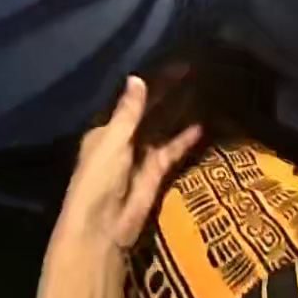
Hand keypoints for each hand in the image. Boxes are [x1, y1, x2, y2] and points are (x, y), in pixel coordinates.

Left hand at [55, 77, 202, 252]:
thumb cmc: (99, 178)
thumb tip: (137, 78)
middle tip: (187, 73)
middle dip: (164, 97)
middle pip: (147, 114)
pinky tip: (199, 128)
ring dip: (175, 115)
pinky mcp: (154, 174)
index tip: (167, 67)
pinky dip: (183, 141)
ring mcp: (139, 157)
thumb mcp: (113, 141)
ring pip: (160, 130)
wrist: (102, 229)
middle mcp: (122, 141)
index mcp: (105, 131)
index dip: (146, 87)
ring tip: (197, 93)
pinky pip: (170, 152)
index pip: (128, 103)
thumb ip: (128, 112)